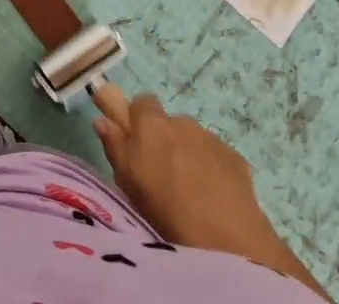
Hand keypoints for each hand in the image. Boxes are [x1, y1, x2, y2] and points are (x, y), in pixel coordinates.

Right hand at [92, 84, 325, 295]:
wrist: (225, 236)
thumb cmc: (165, 209)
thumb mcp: (127, 181)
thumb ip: (115, 146)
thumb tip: (102, 120)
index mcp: (152, 124)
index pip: (142, 102)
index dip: (138, 119)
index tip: (136, 142)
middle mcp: (183, 123)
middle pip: (169, 123)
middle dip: (165, 141)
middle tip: (162, 174)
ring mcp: (212, 139)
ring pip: (194, 140)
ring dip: (189, 155)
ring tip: (190, 190)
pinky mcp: (236, 158)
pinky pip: (216, 156)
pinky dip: (212, 169)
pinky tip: (213, 197)